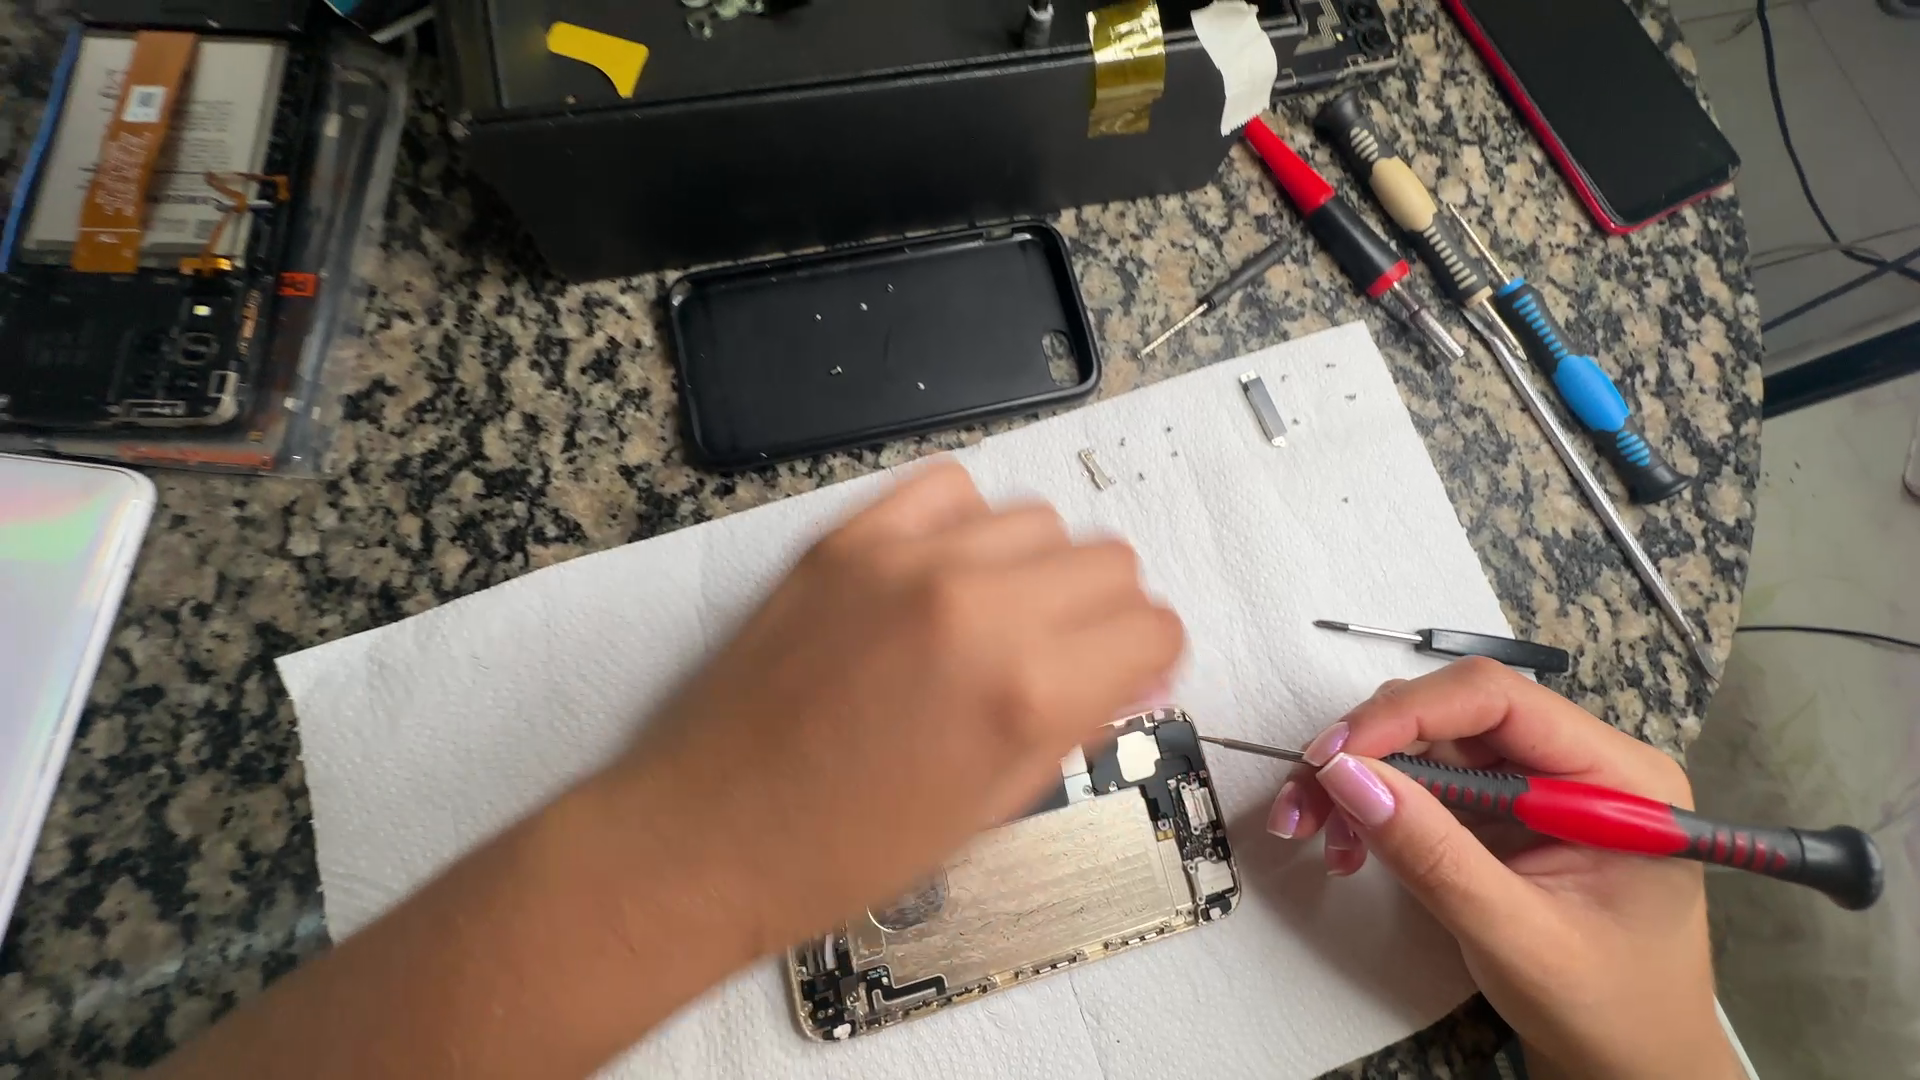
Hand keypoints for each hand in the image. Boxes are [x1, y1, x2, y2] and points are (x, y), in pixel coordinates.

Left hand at [603, 462, 1184, 957]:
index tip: (1122, 673)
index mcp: (1028, 693)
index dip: (1147, 657)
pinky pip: (950, 489)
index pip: (1154, 628)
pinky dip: (967, 524)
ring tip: (998, 613)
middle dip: (1106, 611)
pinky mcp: (848, 538)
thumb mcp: (994, 803)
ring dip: (1040, 566)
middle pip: (1111, 559)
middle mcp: (980, 607)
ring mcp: (908, 559)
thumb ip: (1076, 719)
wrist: (708, 835)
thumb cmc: (849, 847)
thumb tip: (1130, 669)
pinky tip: (945, 569)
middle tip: (1064, 649)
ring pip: (1040, 518)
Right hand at [1267, 659, 1739, 1079]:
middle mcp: (1566, 756)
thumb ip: (1432, 853)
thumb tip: (1341, 772)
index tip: (1332, 756)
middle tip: (1303, 803)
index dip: (1405, 713)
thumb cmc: (1604, 1010)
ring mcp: (1524, 775)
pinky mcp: (1489, 798)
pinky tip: (1346, 845)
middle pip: (1441, 713)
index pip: (1493, 699)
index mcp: (1613, 776)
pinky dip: (1363, 802)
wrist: (1629, 1059)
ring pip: (1412, 739)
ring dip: (1351, 778)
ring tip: (1310, 830)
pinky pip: (1410, 774)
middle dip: (1362, 751)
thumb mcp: (1516, 938)